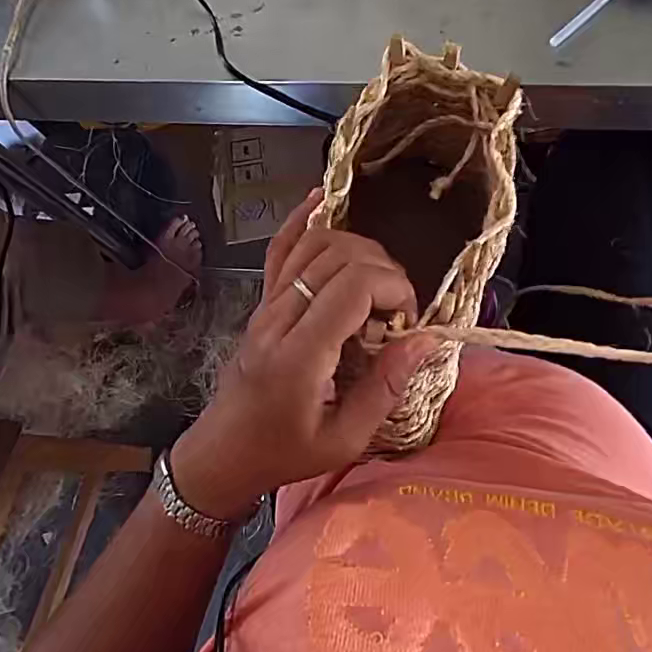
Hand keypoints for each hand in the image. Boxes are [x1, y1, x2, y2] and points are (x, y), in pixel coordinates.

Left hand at [171, 190, 434, 520]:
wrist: (224, 452)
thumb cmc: (285, 452)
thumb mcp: (346, 439)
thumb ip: (386, 386)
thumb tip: (427, 339)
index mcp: (301, 355)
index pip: (354, 285)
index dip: (394, 287)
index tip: (409, 318)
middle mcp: (280, 317)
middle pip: (339, 257)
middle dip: (384, 269)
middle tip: (398, 307)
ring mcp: (266, 304)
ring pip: (314, 243)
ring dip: (357, 248)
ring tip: (378, 279)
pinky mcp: (262, 301)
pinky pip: (280, 248)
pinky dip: (303, 219)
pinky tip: (323, 198)